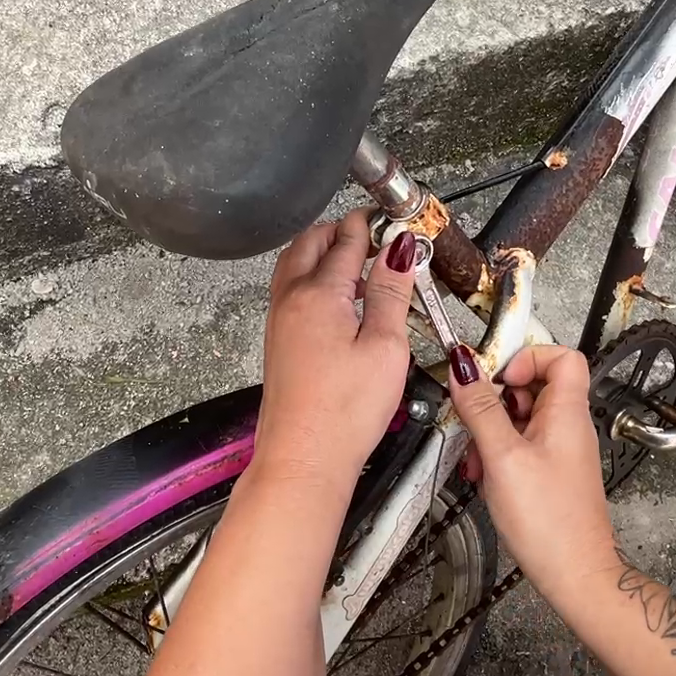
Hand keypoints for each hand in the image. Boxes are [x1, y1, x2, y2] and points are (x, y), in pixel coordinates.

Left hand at [255, 211, 419, 486]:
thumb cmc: (344, 411)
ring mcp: (279, 320)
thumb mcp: (384, 346)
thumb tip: (398, 249)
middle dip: (337, 229)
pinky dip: (309, 276)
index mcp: (318, 294)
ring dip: (320, 251)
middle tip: (367, 231)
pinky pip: (289, 289)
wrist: (303, 458)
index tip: (387, 217)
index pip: (345, 242)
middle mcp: (290, 299)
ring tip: (353, 259)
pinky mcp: (277, 341)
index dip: (367, 225)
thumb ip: (390, 292)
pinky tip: (334, 297)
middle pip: (309, 244)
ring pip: (293, 265)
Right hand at [447, 345, 621, 603]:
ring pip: (520, 415)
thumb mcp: (503, 456)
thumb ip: (480, 409)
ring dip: (490, 429)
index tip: (495, 377)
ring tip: (476, 457)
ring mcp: (558, 448)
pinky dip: (496, 451)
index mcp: (566, 412)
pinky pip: (519, 443)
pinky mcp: (549, 470)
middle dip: (495, 398)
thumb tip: (462, 366)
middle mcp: (567, 425)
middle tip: (475, 420)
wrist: (576, 577)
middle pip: (531, 384)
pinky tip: (483, 474)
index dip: (526, 357)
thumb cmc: (549, 521)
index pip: (561, 356)